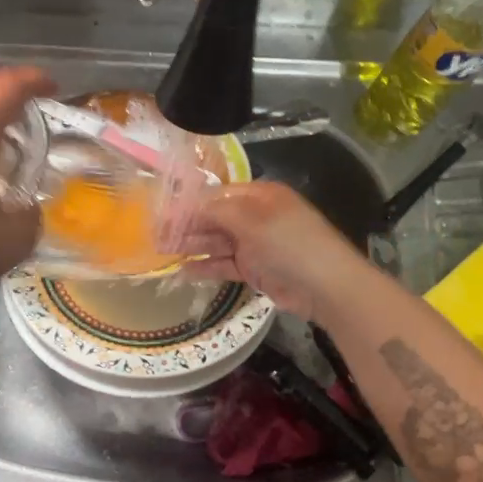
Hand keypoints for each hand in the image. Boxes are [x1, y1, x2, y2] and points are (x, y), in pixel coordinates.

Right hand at [178, 181, 367, 321]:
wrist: (327, 286)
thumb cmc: (290, 244)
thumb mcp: (252, 221)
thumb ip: (216, 212)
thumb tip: (185, 206)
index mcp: (259, 196)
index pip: (216, 195)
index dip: (188, 204)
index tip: (161, 214)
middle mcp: (256, 217)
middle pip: (213, 217)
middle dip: (185, 225)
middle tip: (155, 236)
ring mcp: (255, 244)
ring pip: (216, 241)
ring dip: (191, 246)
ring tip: (162, 252)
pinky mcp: (255, 269)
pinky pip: (224, 264)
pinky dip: (205, 266)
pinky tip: (183, 271)